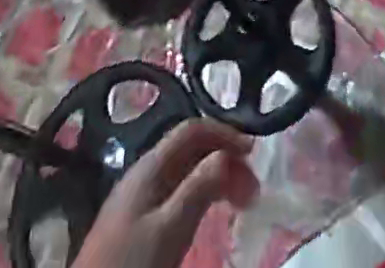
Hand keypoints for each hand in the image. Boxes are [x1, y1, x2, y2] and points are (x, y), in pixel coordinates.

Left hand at [74, 120, 258, 267]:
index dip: (224, 133)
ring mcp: (142, 194)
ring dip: (216, 176)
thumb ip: (199, 187)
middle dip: (224, 158)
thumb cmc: (131, 264)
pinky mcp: (140, 217)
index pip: (192, 130)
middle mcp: (146, 171)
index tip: (253, 153)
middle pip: (191, 148)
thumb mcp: (170, 228)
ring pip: (187, 169)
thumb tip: (229, 152)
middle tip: (252, 189)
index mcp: (151, 165)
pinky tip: (212, 210)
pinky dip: (203, 192)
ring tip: (240, 201)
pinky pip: (179, 190)